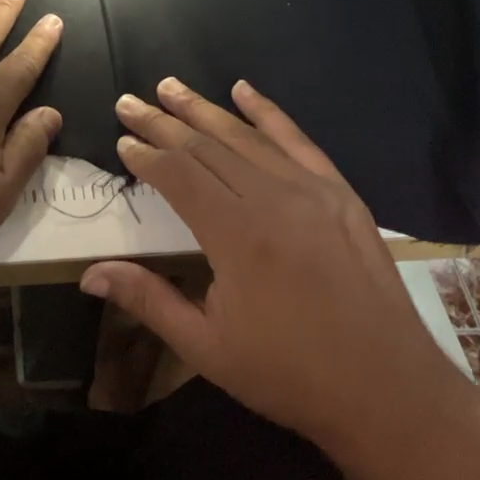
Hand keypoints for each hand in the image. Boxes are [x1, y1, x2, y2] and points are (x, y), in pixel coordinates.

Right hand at [79, 78, 470, 450]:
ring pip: (246, 137)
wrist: (390, 392)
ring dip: (204, 109)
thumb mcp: (207, 348)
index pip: (178, 176)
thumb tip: (89, 274)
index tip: (122, 140)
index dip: (146, 155)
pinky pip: (298, 142)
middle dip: (163, 123)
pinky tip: (244, 89)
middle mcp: (273, 200)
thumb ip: (148, 301)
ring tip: (169, 86)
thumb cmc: (290, 374)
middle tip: (128, 102)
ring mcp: (313, 192)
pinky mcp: (342, 195)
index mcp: (236, 236)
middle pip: (206, 147)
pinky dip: (268, 113)